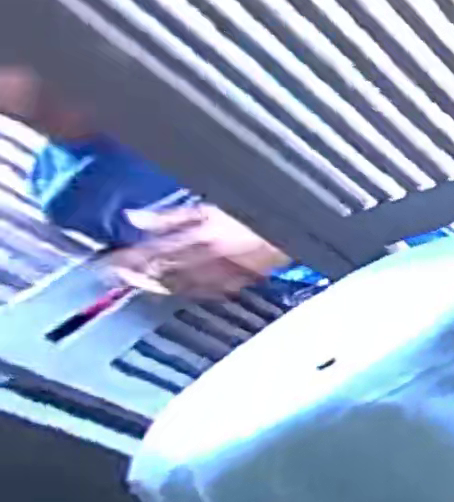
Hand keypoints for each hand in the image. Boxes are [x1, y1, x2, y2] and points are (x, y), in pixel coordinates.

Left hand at [109, 205, 288, 298]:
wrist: (297, 228)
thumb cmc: (255, 215)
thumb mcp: (211, 209)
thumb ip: (172, 216)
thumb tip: (133, 218)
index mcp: (205, 236)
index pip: (157, 251)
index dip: (130, 259)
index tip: (108, 264)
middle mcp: (218, 256)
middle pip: (172, 271)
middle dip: (144, 276)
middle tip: (123, 279)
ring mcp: (236, 270)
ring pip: (194, 285)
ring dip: (169, 287)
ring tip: (151, 287)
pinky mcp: (252, 278)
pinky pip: (221, 290)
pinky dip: (201, 292)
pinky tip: (191, 292)